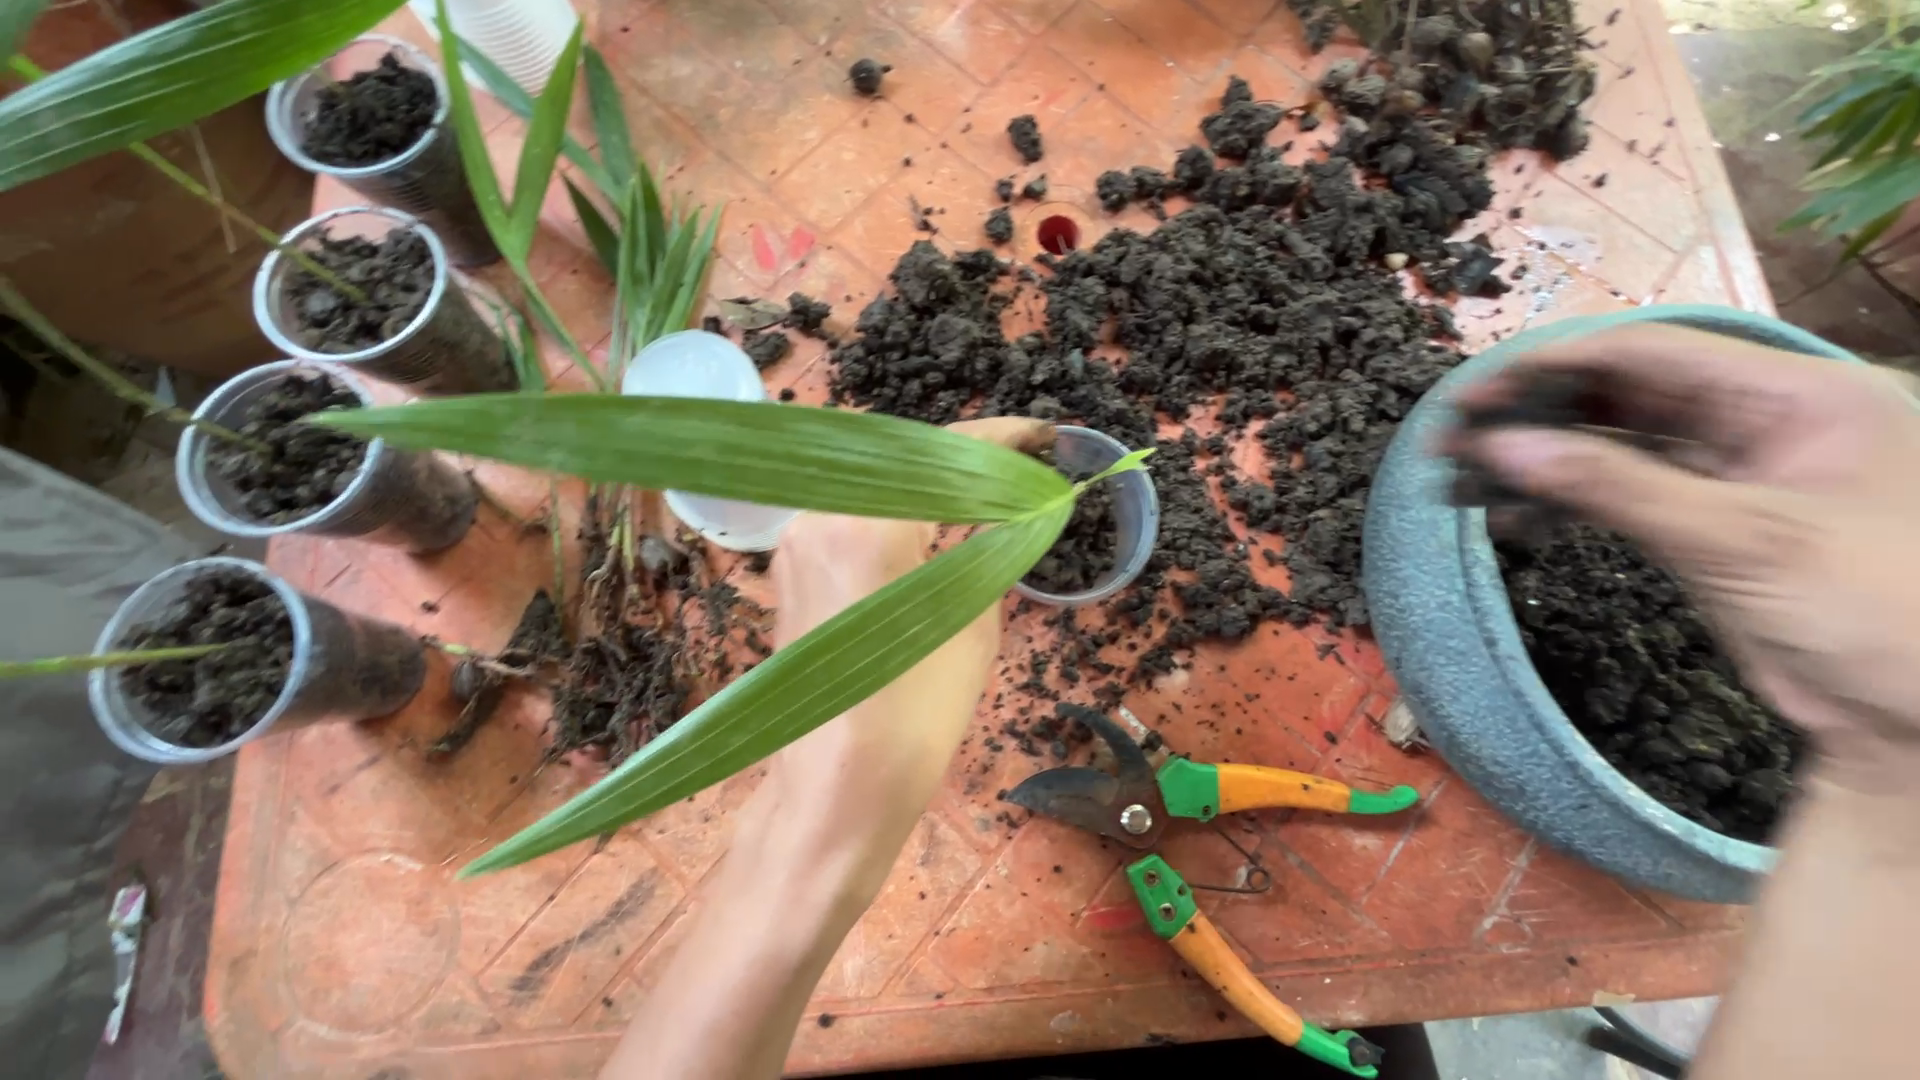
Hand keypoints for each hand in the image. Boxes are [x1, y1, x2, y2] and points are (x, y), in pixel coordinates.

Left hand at [758, 416, 1056, 863]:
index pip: (942, 457)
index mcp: (867, 527)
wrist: (837, 786)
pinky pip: (850, 514)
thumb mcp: (971, 625)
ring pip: (872, 482)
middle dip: (961, 455)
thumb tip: (1014, 510)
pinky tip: (930, 523)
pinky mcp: (792, 564)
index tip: (1041, 435)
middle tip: (1014, 469)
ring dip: (927, 481)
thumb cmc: (915, 718)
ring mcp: (797, 539)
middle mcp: (820, 516)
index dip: (999, 440)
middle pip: (900, 457)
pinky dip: (894, 510)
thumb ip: (988, 551)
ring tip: (980, 494)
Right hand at [1447, 325, 1919, 778]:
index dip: (1555, 365)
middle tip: (1453, 436)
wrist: (1917, 720)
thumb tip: (1497, 447)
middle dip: (1532, 414)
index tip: (1477, 394)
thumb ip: (1611, 485)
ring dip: (1535, 460)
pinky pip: (1613, 493)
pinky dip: (1560, 503)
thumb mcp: (1739, 540)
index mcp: (1797, 396)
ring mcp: (1725, 472)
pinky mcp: (1697, 521)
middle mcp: (1757, 421)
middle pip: (1621, 395)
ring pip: (1608, 446)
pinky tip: (1510, 520)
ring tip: (1460, 479)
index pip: (1651, 353)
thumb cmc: (1875, 610)